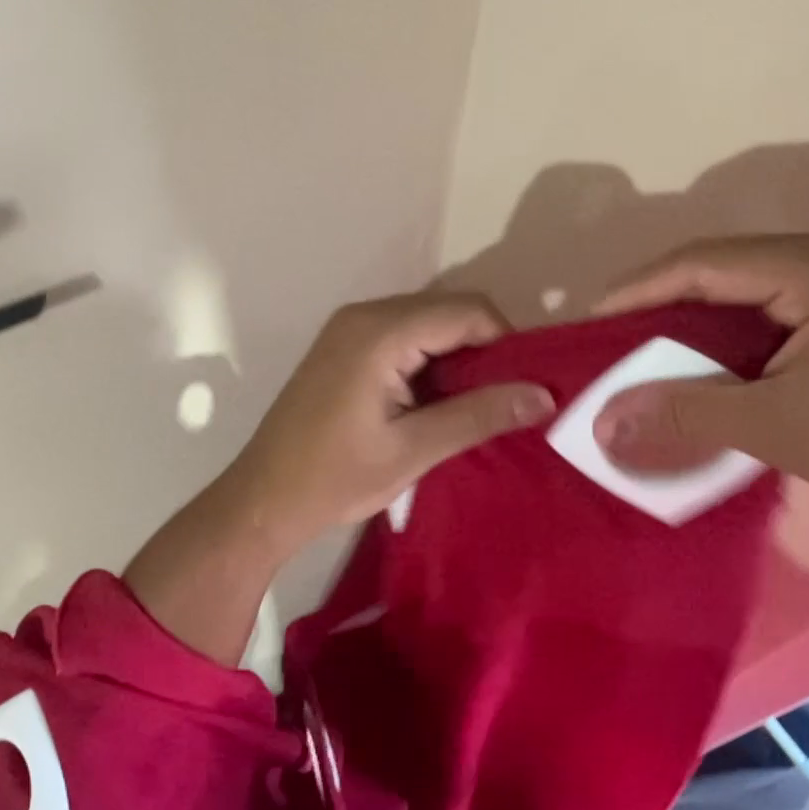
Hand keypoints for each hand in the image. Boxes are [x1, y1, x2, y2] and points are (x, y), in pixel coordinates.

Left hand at [225, 292, 555, 549]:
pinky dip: (429, 363)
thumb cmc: (335, 478)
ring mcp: (348, 330)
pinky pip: (403, 339)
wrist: (264, 499)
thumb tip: (544, 395)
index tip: (527, 387)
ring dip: (457, 359)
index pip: (468, 311)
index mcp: (380, 332)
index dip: (506, 343)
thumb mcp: (413, 450)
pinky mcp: (343, 349)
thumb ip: (478, 416)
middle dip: (484, 351)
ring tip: (476, 408)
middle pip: (448, 311)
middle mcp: (364, 315)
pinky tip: (437, 404)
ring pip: (427, 325)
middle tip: (506, 401)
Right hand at [592, 229, 808, 550]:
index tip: (590, 322)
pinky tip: (703, 365)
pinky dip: (731, 337)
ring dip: (696, 323)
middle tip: (612, 343)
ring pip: (750, 289)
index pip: (709, 260)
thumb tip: (600, 422)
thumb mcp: (772, 426)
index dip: (640, 288)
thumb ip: (681, 413)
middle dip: (663, 305)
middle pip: (728, 268)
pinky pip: (776, 310)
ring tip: (645, 355)